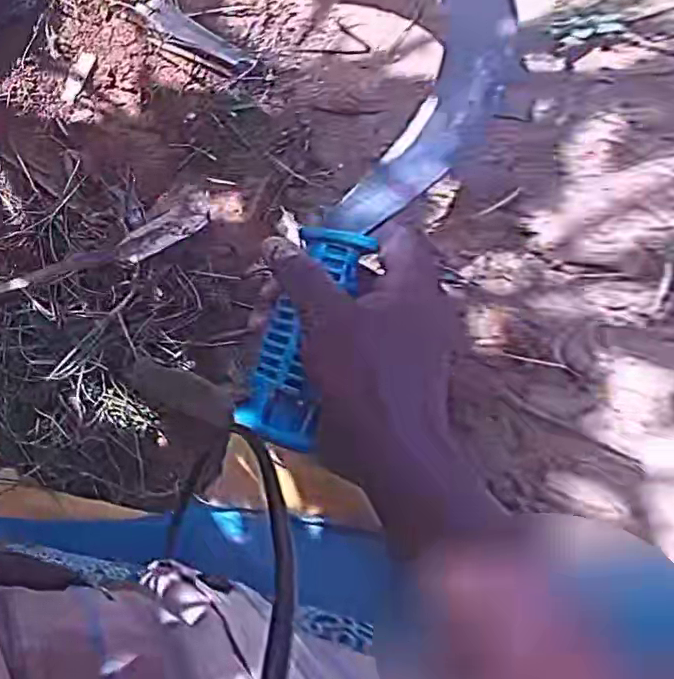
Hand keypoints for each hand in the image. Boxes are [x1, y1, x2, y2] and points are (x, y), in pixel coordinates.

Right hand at [262, 226, 468, 497]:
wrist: (387, 446)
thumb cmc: (364, 373)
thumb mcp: (324, 315)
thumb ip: (301, 275)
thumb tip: (277, 243)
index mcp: (413, 290)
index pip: (396, 239)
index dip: (353, 233)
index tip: (309, 242)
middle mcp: (408, 310)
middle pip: (352, 275)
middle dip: (304, 279)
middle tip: (271, 290)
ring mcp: (391, 340)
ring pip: (335, 307)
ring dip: (294, 312)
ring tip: (265, 326)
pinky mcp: (372, 364)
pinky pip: (335, 336)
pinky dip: (305, 338)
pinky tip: (278, 349)